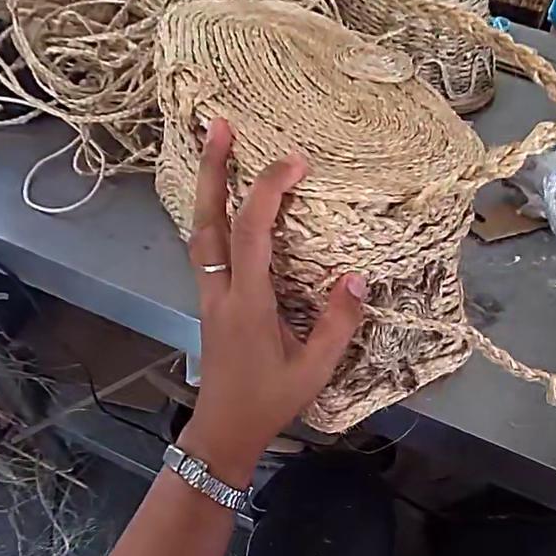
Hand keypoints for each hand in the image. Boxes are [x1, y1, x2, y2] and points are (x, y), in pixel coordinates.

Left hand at [176, 119, 366, 486]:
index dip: (270, 192)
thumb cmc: (269, 401)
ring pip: (200, 231)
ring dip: (207, 188)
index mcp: (247, 303)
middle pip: (207, 220)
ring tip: (217, 149)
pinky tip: (223, 203)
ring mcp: (209, 293)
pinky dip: (211, 214)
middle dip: (213, 170)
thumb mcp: (314, 370)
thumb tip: (356, 278)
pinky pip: (204, 246)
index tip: (295, 162)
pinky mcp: (209, 299)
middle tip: (219, 125)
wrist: (223, 430)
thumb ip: (337, 324)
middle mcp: (220, 290)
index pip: (252, 234)